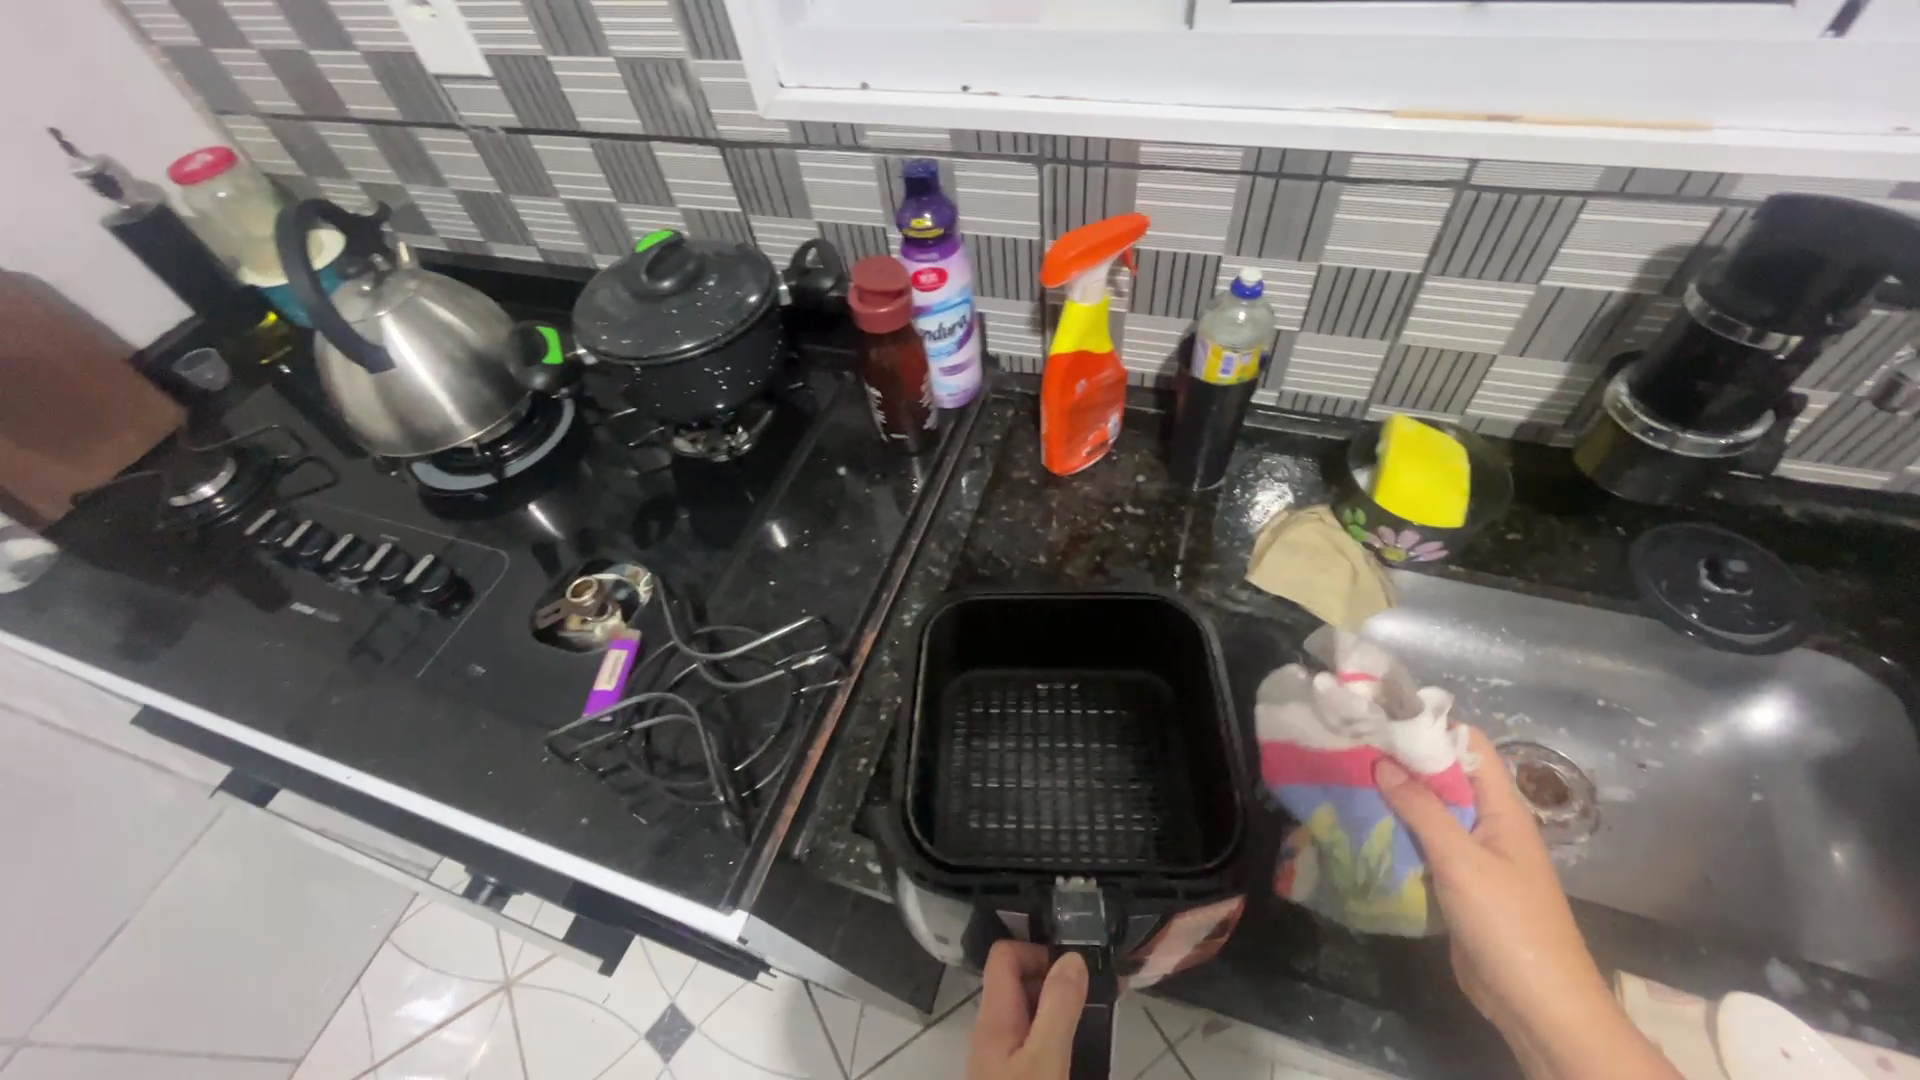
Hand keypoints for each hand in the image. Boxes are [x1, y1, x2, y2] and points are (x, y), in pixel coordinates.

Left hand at [968, 942, 1087, 1079]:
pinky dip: (1053, 1032)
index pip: (1004, 954)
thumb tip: (1072, 957)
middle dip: (1054, 978)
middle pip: (1017, 980)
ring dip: (1056, 1006)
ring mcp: (997, 1053)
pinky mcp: (1007, 1073)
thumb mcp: (1045, 1057)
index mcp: (994, 1014)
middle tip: (1093, 993)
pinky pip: (1029, 1036)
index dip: (1037, 952)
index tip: (1073, 970)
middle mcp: (990, 1028)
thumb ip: (1059, 1007)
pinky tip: (1075, 1048)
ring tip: (1092, 1018)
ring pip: (1026, 1010)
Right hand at [1375, 727, 1679, 1079]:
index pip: (1468, 748)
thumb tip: (1381, 762)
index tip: (1379, 717)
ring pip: (1428, 812)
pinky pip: (1421, 846)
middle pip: (1442, 778)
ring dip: (1391, 798)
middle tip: (1347, 746)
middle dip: (1399, 761)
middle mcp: (1488, 824)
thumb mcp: (1462, 861)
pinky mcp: (1456, 883)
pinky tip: (1357, 825)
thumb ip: (1422, 809)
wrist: (1538, 1006)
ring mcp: (1472, 855)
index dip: (1429, 728)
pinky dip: (1393, 833)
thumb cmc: (1509, 925)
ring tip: (1342, 778)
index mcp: (1503, 810)